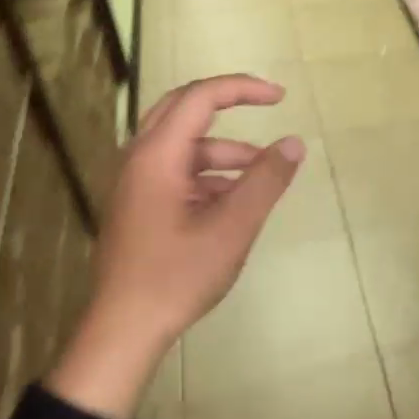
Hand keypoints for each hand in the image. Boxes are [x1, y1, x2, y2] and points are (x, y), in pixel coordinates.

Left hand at [48, 75, 304, 418]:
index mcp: (156, 157)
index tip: (280, 98)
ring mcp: (134, 184)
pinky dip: (209, 176)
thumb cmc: (177, 276)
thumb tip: (294, 143)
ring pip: (183, 146)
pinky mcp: (138, 206)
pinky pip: (177, 172)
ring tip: (264, 175)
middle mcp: (138, 160)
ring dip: (225, 151)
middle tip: (269, 106)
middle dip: (229, 105)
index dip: (242, 88)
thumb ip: (266, 181)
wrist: (124, 329)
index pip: (200, 98)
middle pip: (183, 111)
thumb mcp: (233, 228)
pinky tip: (235, 204)